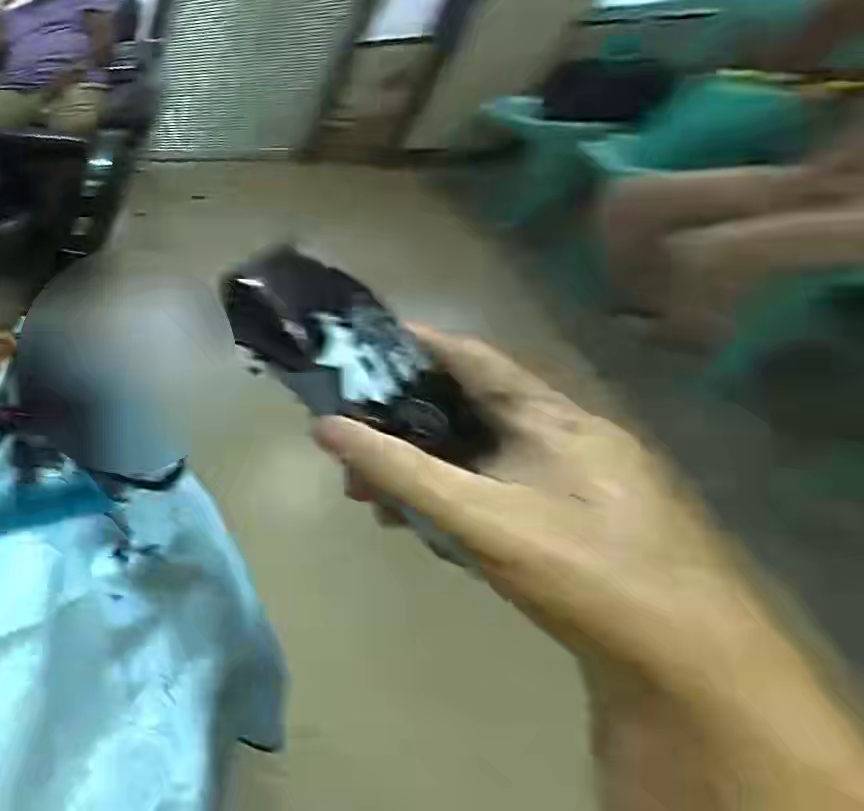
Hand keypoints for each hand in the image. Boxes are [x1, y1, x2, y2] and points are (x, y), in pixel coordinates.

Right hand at [309, 328, 770, 691]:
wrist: (694, 674)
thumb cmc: (582, 572)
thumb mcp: (474, 515)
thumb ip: (394, 468)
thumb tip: (322, 425)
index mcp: (555, 422)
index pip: (473, 359)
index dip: (414, 344)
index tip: (358, 342)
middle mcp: (570, 439)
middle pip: (465, 408)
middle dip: (399, 423)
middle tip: (351, 442)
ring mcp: (580, 481)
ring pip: (478, 452)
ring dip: (420, 467)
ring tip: (373, 497)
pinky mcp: (580, 519)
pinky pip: (496, 484)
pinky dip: (452, 493)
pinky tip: (421, 524)